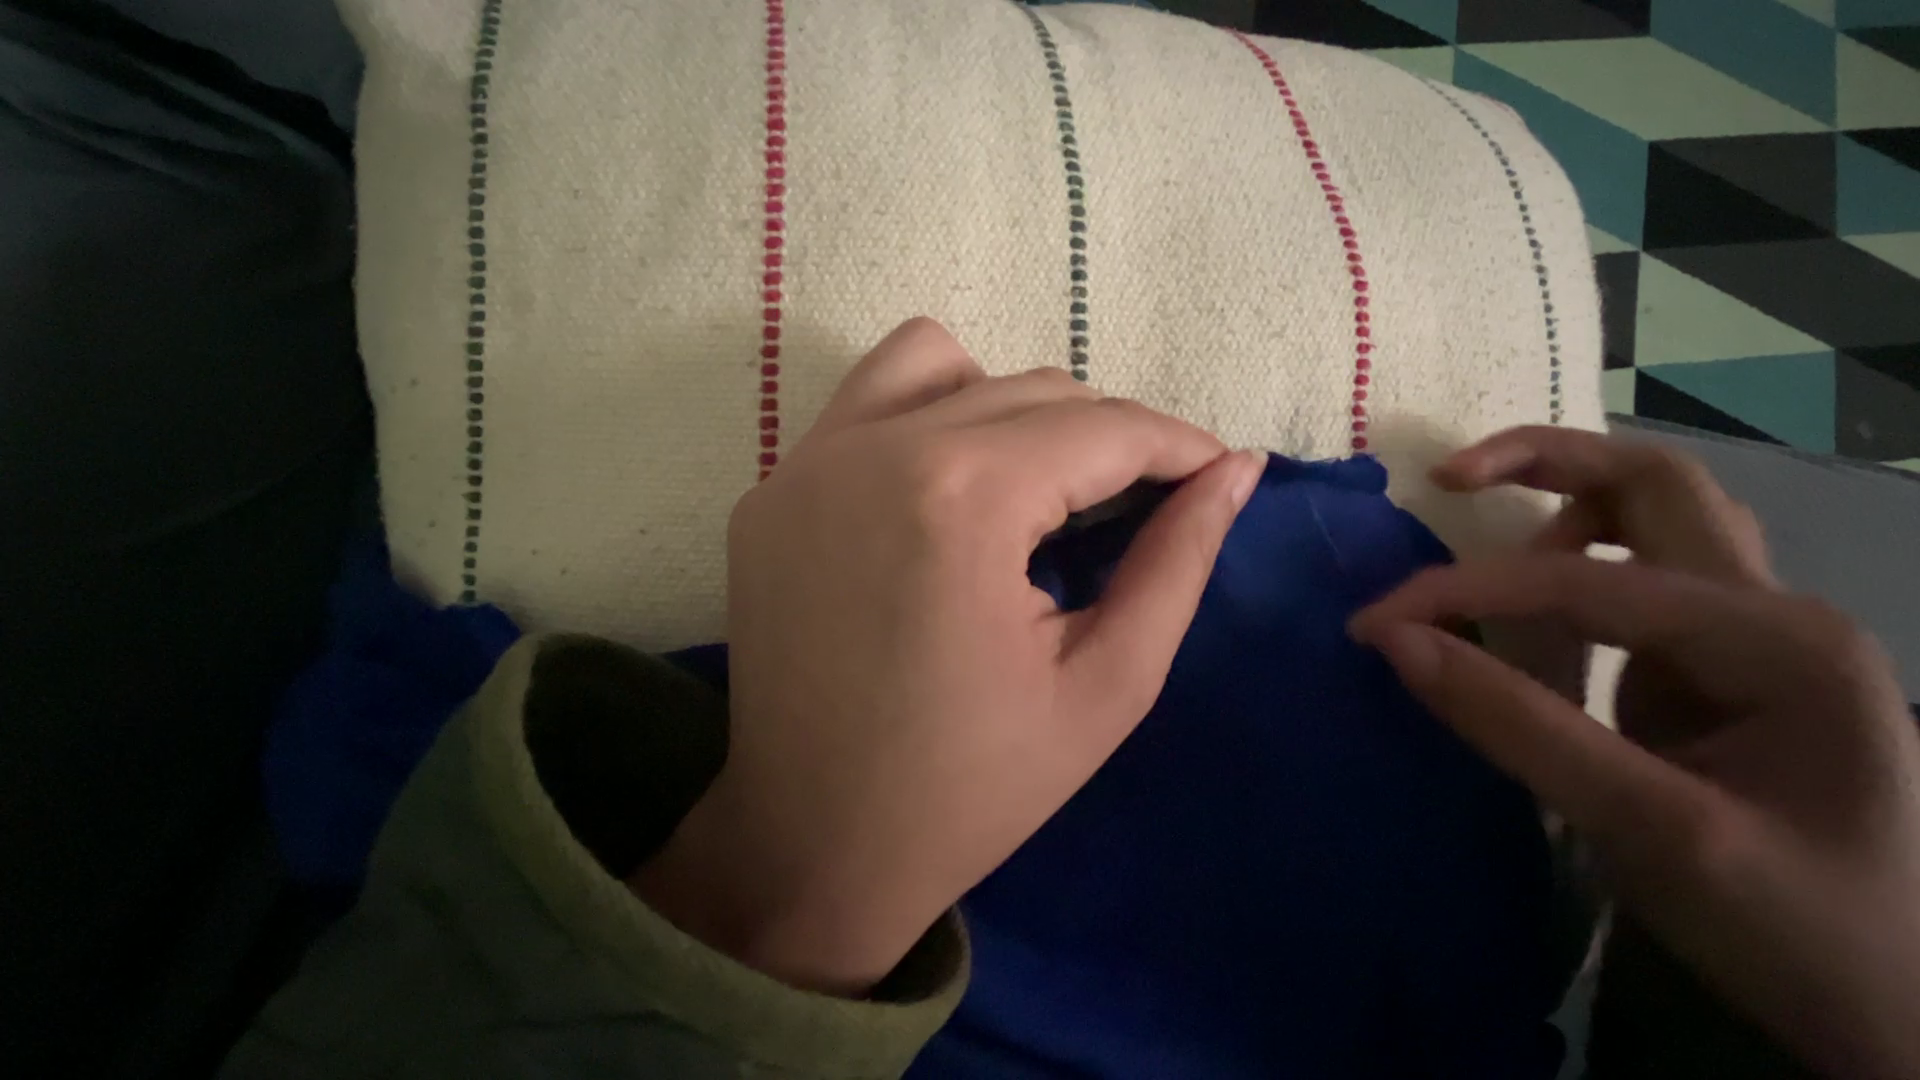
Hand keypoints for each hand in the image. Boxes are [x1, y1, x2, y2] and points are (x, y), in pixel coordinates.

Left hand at [633, 318, 1263, 994]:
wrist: (813, 847)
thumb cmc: (973, 788)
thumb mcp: (1107, 684)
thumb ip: (1179, 561)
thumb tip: (1235, 471)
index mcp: (962, 497)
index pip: (1101, 427)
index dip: (1176, 443)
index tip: (1218, 471)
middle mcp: (872, 450)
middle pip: (1028, 389)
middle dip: (1105, 434)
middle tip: (1142, 500)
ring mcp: (803, 465)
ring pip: (937, 365)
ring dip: (1009, 405)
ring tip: (1037, 486)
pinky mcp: (768, 494)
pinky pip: (863, 412)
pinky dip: (924, 422)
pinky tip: (948, 497)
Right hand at [1351, 427, 1919, 1078]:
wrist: (1911, 1017)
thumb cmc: (1800, 929)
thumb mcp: (1649, 831)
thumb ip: (1515, 722)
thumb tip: (1392, 640)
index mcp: (1778, 641)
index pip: (1582, 580)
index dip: (1461, 592)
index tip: (1370, 626)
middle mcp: (1775, 611)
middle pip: (1653, 484)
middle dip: (1541, 460)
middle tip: (1443, 476)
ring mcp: (1754, 636)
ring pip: (1654, 517)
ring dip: (1559, 502)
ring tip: (1475, 524)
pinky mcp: (1721, 668)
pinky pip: (1637, 577)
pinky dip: (1564, 561)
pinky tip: (1523, 603)